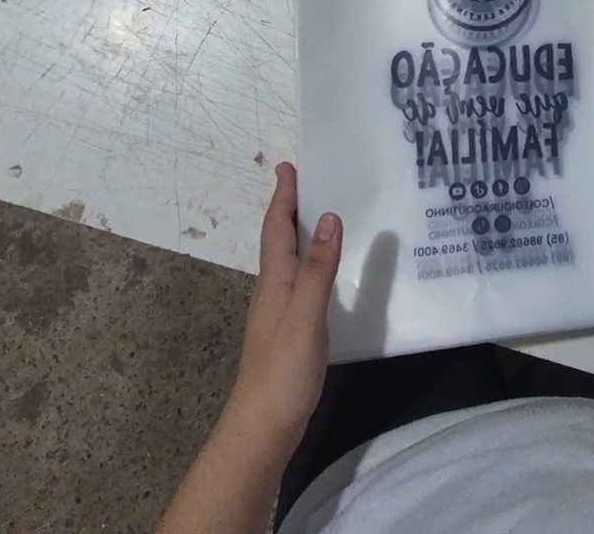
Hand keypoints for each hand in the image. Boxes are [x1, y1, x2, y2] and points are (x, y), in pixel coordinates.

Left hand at [229, 162, 342, 439]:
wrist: (263, 427)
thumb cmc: (283, 370)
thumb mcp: (306, 316)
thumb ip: (318, 268)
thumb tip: (330, 217)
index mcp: (275, 281)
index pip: (277, 229)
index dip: (283, 197)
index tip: (287, 165)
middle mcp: (273, 289)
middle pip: (279, 239)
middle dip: (289, 207)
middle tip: (305, 179)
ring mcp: (280, 310)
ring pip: (289, 258)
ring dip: (299, 231)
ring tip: (320, 212)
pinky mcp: (290, 328)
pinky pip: (301, 278)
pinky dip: (312, 259)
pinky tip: (328, 267)